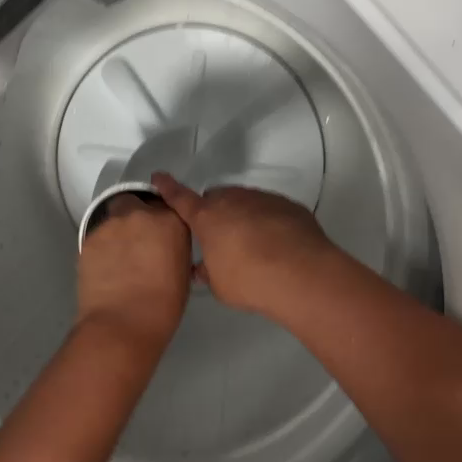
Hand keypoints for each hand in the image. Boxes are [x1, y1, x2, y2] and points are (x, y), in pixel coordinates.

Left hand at [76, 193, 191, 342]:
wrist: (122, 324)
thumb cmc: (163, 306)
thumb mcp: (182, 272)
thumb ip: (174, 247)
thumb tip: (164, 246)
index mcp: (171, 221)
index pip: (169, 206)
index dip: (164, 219)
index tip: (162, 233)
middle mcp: (141, 214)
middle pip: (137, 203)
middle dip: (137, 215)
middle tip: (138, 241)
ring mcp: (111, 225)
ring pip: (114, 217)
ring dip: (119, 231)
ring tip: (119, 258)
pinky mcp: (88, 238)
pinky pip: (99, 236)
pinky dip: (103, 247)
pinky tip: (105, 268)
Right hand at [151, 174, 345, 317]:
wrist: (303, 275)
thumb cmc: (250, 281)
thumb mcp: (220, 285)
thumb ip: (208, 272)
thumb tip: (203, 268)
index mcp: (208, 217)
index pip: (180, 197)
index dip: (168, 188)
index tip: (159, 177)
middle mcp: (234, 200)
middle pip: (217, 199)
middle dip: (215, 213)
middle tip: (221, 238)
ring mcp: (264, 199)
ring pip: (245, 202)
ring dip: (243, 217)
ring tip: (253, 245)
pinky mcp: (289, 206)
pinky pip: (270, 210)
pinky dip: (268, 222)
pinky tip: (277, 244)